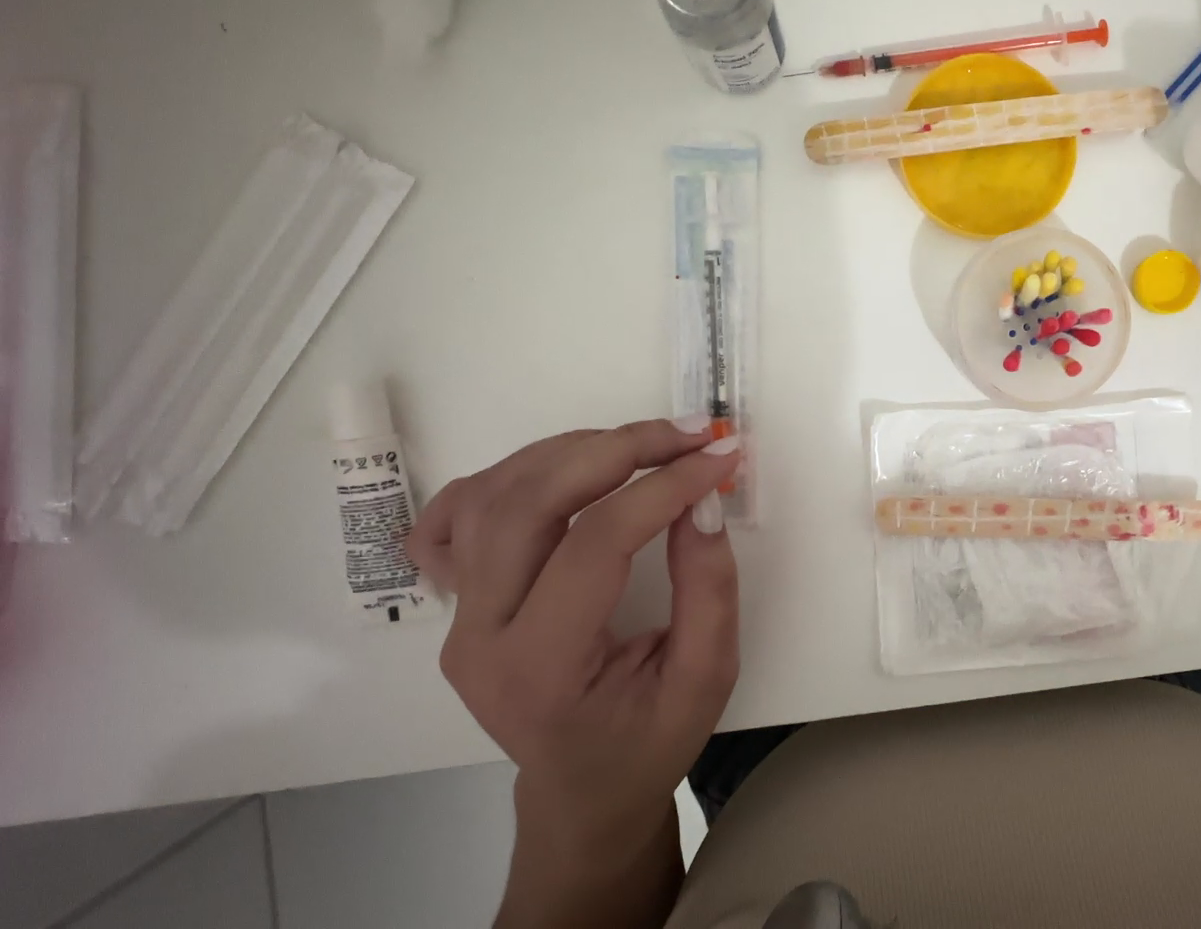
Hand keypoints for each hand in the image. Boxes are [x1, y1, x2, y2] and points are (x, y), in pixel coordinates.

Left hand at [407, 419, 740, 859]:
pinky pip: (464, 511)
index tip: (719, 457)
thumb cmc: (649, 744)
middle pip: (528, 503)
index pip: (596, 545)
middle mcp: (480, 636)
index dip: (662, 488)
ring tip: (646, 444)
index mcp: (542, 669)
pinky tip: (570, 469)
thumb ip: (708, 589)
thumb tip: (700, 499)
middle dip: (616, 448)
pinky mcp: (459, 599)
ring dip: (574, 450)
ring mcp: (458, 615)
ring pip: (495, 492)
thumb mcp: (706, 678)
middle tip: (686, 433)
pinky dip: (517, 472)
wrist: (581, 790)